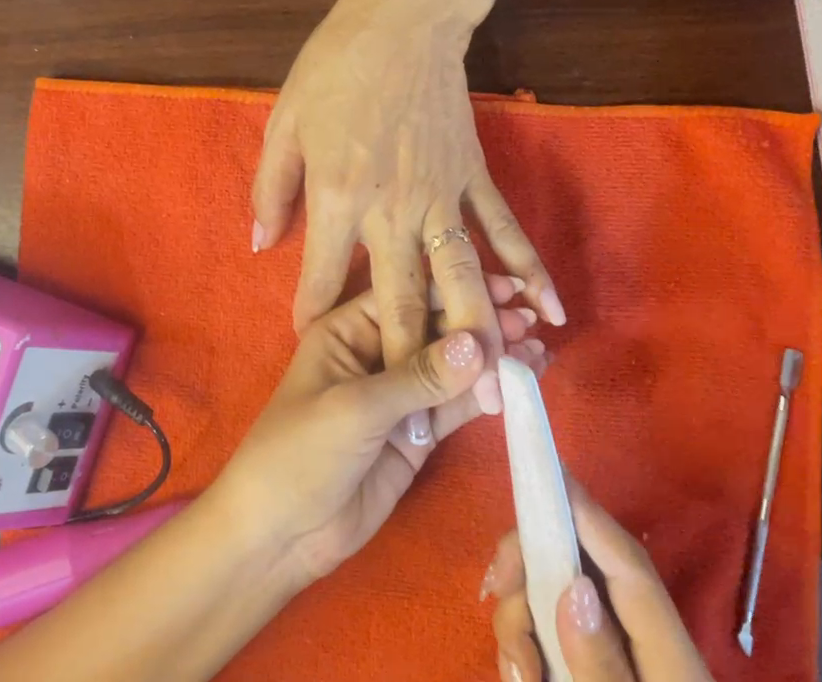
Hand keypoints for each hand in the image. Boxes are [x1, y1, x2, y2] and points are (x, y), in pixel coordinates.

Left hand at [207, 279, 549, 587]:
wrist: (279, 534)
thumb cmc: (299, 455)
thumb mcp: (354, 409)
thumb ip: (416, 377)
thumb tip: (478, 342)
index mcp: (346, 330)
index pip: (407, 297)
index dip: (455, 289)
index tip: (508, 287)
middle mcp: (374, 352)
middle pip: (435, 328)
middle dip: (482, 322)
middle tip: (534, 318)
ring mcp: (398, 395)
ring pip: (452, 368)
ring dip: (493, 357)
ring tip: (542, 347)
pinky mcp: (416, 434)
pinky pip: (456, 406)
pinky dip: (489, 395)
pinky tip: (524, 380)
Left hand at [252, 0, 565, 419]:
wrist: (403, 17)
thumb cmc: (333, 69)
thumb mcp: (284, 124)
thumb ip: (272, 190)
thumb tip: (262, 244)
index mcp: (337, 200)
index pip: (318, 280)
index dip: (309, 319)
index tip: (312, 355)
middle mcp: (392, 212)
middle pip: (401, 302)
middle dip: (407, 366)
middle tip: (417, 423)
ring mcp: (442, 198)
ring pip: (462, 281)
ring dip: (477, 339)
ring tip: (494, 391)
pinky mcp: (476, 179)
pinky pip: (505, 233)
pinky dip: (529, 271)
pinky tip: (550, 311)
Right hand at [485, 479, 709, 681]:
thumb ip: (602, 666)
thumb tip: (573, 589)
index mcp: (670, 654)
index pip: (629, 566)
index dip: (587, 513)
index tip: (546, 466)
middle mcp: (642, 643)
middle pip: (581, 569)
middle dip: (530, 568)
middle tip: (496, 589)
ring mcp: (612, 656)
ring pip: (553, 600)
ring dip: (519, 620)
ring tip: (520, 673)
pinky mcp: (585, 670)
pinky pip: (545, 634)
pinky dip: (523, 646)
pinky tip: (522, 676)